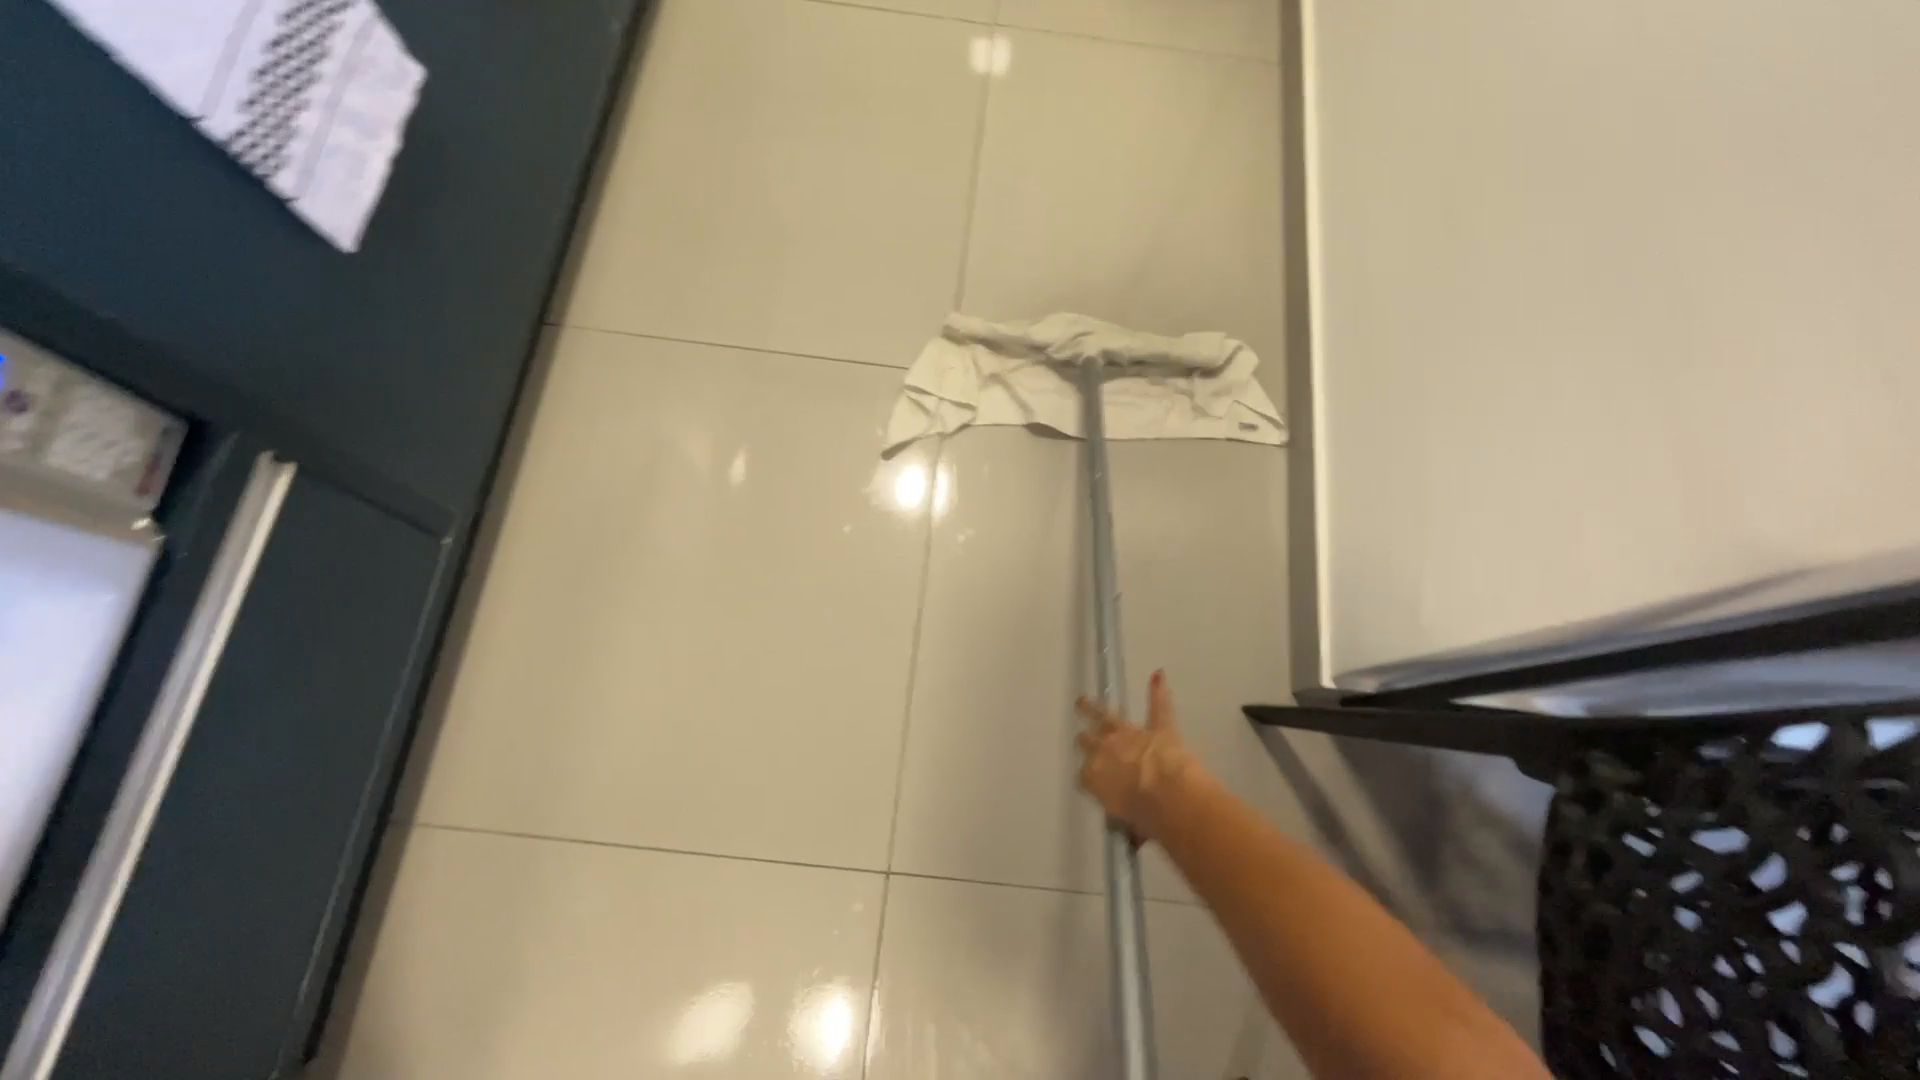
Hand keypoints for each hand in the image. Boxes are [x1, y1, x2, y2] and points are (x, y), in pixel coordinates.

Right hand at [1074, 669, 1201, 841]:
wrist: (1169, 797)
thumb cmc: (1146, 818)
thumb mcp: (1130, 828)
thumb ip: (1127, 826)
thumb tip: (1134, 836)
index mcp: (1094, 777)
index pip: (1084, 776)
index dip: (1091, 779)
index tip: (1095, 784)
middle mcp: (1104, 752)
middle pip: (1088, 742)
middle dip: (1086, 741)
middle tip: (1083, 740)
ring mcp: (1130, 736)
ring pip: (1106, 717)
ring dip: (1094, 709)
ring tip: (1084, 701)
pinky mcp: (1158, 728)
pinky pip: (1158, 707)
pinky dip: (1159, 691)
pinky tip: (1159, 675)